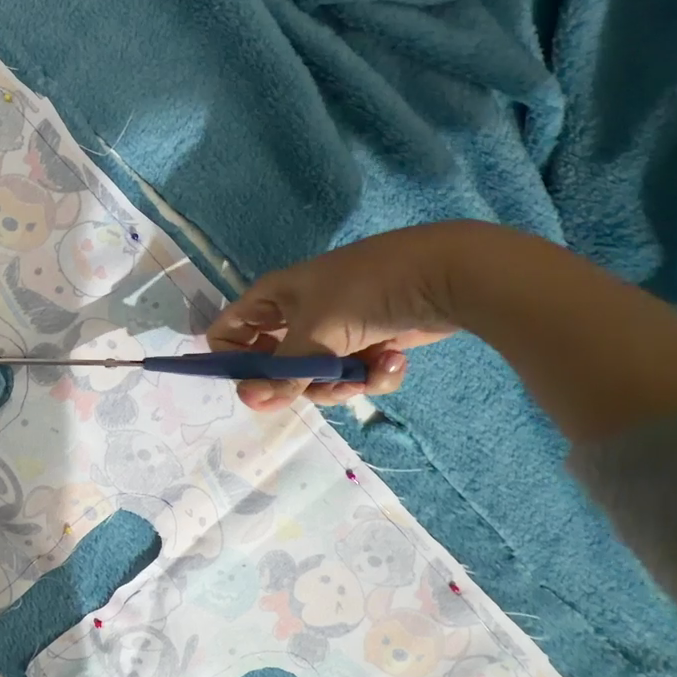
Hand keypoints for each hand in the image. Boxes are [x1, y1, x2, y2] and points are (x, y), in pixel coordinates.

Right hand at [207, 223, 475, 410]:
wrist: (450, 275)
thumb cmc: (367, 290)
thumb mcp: (317, 333)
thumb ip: (283, 372)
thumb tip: (249, 402)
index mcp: (272, 300)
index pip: (226, 334)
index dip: (235, 362)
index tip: (261, 384)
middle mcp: (295, 315)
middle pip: (273, 365)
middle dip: (299, 382)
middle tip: (324, 385)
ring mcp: (333, 331)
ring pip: (315, 377)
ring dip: (342, 383)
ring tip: (370, 372)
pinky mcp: (368, 344)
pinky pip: (354, 374)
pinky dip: (373, 375)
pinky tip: (395, 362)